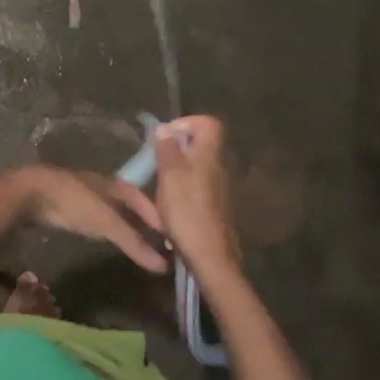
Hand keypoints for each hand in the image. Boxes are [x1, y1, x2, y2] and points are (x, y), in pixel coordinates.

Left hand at [18, 168, 167, 272]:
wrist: (33, 193)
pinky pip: (98, 219)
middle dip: (144, 222)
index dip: (157, 215)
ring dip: (127, 227)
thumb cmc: (74, 201)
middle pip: (129, 205)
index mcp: (116, 184)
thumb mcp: (107, 222)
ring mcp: (86, 197)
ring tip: (142, 247)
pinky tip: (111, 240)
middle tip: (161, 245)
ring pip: (113, 212)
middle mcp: (103, 187)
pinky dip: (110, 230)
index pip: (143, 199)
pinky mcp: (71, 208)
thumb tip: (164, 267)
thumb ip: (133, 243)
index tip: (173, 235)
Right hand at [154, 116, 238, 268]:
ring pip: (199, 166)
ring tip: (161, 182)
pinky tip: (170, 203)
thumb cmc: (187, 210)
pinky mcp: (217, 207)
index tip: (168, 136)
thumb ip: (167, 149)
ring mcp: (220, 189)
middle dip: (179, 147)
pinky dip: (185, 187)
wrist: (211, 257)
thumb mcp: (170, 175)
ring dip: (180, 168)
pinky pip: (200, 185)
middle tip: (159, 160)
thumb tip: (166, 129)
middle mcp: (219, 168)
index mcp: (209, 156)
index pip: (209, 124)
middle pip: (203, 145)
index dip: (188, 122)